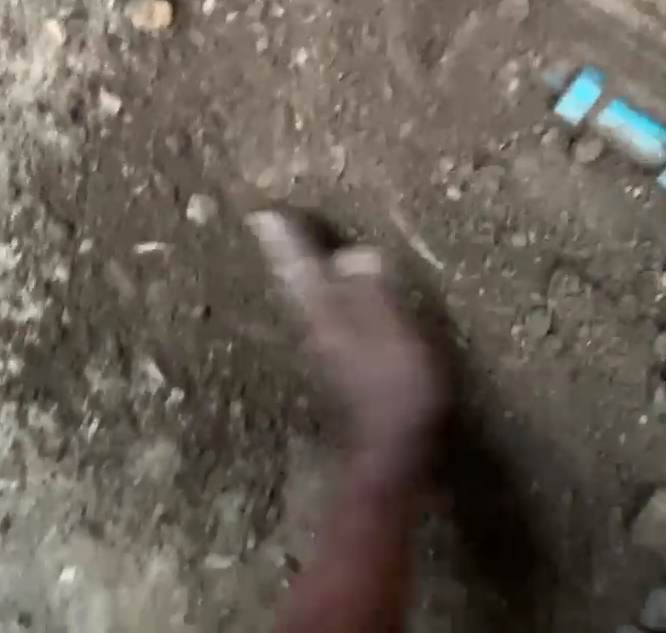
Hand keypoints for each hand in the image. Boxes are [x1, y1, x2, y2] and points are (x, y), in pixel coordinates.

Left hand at [249, 212, 445, 473]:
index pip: (305, 272)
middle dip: (283, 253)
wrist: (393, 451)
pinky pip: (322, 316)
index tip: (266, 214)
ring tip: (288, 251)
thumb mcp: (397, 338)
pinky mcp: (339, 364)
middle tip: (265, 223)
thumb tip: (357, 254)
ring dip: (295, 272)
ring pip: (304, 301)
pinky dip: (316, 295)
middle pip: (295, 284)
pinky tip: (325, 297)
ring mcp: (327, 350)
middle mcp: (321, 330)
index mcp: (333, 319)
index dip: (288, 243)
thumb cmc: (400, 392)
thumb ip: (375, 296)